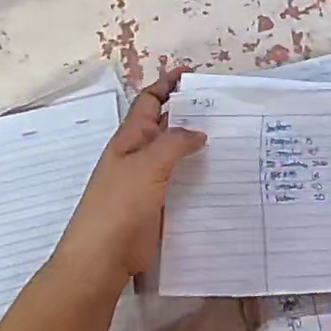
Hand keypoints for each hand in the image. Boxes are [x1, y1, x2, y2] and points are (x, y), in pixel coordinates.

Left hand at [56, 71, 206, 283]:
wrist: (101, 258)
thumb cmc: (119, 204)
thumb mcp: (148, 164)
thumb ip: (175, 142)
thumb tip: (198, 132)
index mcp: (130, 138)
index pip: (149, 101)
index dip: (166, 84)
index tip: (189, 72)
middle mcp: (138, 155)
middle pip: (164, 125)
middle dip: (188, 112)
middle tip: (222, 105)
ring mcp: (147, 181)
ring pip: (175, 153)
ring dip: (196, 144)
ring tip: (229, 136)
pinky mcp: (157, 205)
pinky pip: (180, 180)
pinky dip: (198, 173)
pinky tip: (219, 173)